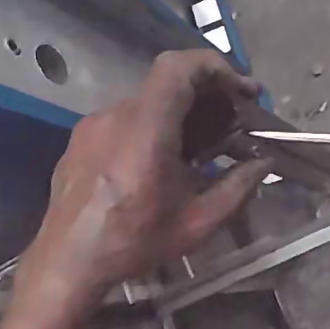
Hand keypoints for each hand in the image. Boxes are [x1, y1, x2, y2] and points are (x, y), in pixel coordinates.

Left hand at [20, 50, 271, 317]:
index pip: (178, 67)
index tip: (241, 90)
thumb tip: (263, 165)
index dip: (215, 66)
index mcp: (146, 129)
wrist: (66, 262)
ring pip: (147, 101)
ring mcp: (94, 124)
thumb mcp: (197, 223)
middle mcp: (117, 116)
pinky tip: (160, 160)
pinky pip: (125, 119)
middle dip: (207, 92)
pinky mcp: (81, 138)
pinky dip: (152, 125)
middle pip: (167, 82)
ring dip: (180, 112)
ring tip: (200, 145)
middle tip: (232, 118)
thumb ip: (237, 189)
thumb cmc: (133, 243)